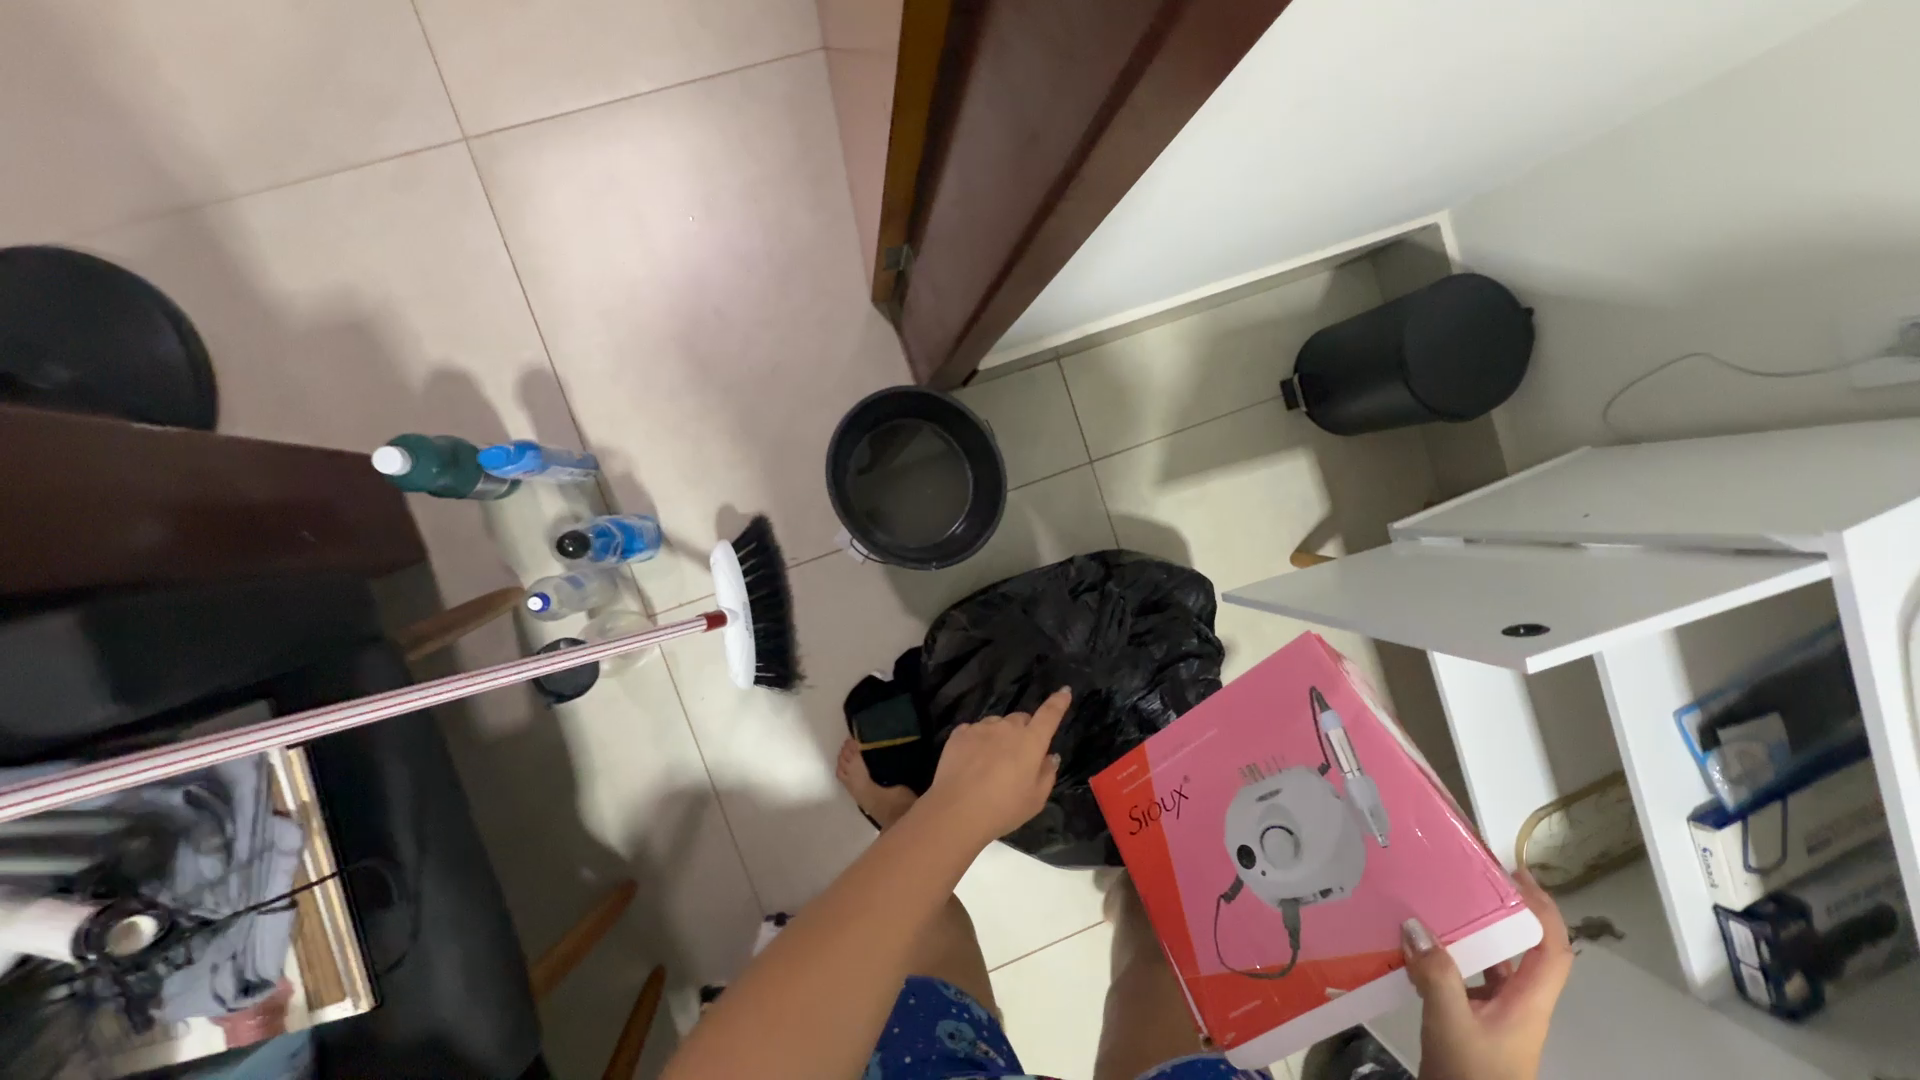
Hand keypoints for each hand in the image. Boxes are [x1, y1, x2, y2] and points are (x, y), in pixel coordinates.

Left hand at [920, 687, 1068, 845]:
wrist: (957, 810)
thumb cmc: (1003, 809)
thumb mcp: (1035, 799)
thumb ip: (1047, 774)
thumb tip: (1050, 756)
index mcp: (1031, 741)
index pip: (1049, 715)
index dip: (1058, 702)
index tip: (1064, 692)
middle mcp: (1007, 728)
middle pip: (1020, 720)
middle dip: (1023, 732)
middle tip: (1018, 756)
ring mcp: (981, 728)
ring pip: (996, 724)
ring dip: (999, 736)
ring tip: (991, 762)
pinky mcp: (959, 734)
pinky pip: (973, 730)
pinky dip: (977, 741)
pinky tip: (971, 761)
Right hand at [1403, 868, 1572, 1079]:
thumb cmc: (1472, 1076)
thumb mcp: (1451, 1023)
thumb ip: (1436, 974)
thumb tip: (1415, 924)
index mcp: (1529, 1003)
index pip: (1552, 949)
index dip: (1543, 910)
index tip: (1516, 874)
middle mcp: (1517, 1004)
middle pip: (1518, 950)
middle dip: (1496, 912)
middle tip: (1462, 880)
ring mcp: (1494, 1015)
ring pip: (1487, 964)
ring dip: (1464, 935)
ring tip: (1431, 905)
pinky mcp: (1470, 1023)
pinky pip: (1460, 979)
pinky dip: (1440, 958)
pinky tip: (1411, 948)